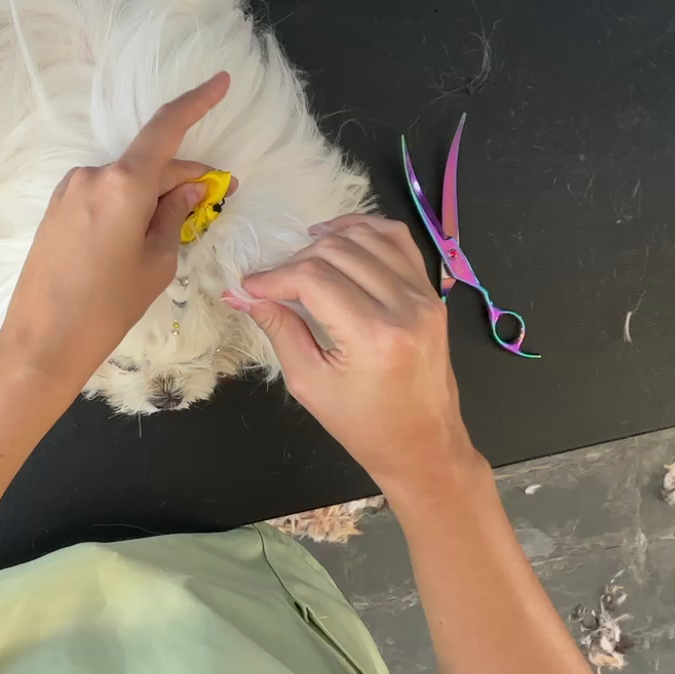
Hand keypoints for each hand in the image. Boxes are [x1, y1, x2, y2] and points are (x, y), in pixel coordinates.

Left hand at [0, 72, 232, 387]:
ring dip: (151, 195)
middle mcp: (91, 176)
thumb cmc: (106, 309)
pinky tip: (136, 235)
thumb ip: (173, 218)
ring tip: (171, 230)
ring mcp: (67, 192)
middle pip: (148, 164)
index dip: (196, 103)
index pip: (165, 129)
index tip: (220, 83)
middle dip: (182, 179)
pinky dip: (125, 205)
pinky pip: (102, 197)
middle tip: (214, 200)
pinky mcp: (54, 212)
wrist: (41, 342)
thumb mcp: (155, 265)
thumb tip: (184, 191)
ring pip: (123, 182)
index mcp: (122, 184)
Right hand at [225, 214, 481, 491]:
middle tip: (271, 283)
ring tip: (299, 258)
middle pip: (337, 252)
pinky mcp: (430, 292)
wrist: (421, 443)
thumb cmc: (361, 424)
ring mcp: (424, 295)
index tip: (248, 287)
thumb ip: (279, 330)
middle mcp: (404, 306)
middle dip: (294, 261)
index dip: (273, 277)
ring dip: (326, 240)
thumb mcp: (309, 383)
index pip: (313, 279)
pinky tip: (338, 239)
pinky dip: (364, 230)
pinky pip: (397, 240)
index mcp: (373, 336)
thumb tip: (244, 295)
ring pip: (367, 236)